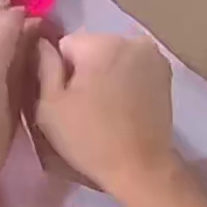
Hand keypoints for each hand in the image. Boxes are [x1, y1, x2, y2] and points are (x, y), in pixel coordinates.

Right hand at [33, 32, 186, 199]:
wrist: (138, 167)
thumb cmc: (87, 138)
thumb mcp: (50, 106)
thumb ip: (43, 67)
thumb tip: (40, 43)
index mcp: (101, 43)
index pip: (64, 44)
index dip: (57, 72)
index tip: (61, 99)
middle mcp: (131, 39)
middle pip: (91, 48)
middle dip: (82, 70)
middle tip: (79, 106)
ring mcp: (153, 56)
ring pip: (112, 57)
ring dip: (103, 75)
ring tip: (100, 108)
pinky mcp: (165, 74)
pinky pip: (132, 68)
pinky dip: (122, 82)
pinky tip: (119, 107)